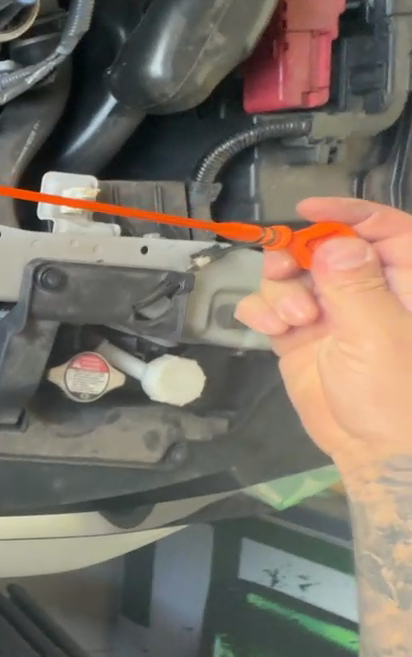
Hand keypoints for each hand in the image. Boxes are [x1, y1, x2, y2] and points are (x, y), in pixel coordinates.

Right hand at [234, 197, 411, 479]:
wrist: (374, 445)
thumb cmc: (399, 394)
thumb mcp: (381, 335)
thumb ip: (356, 286)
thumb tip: (337, 241)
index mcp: (408, 288)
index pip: (388, 233)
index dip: (351, 216)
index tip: (309, 210)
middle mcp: (371, 294)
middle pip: (325, 251)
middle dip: (296, 258)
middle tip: (284, 271)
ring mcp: (332, 314)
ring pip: (291, 278)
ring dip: (279, 293)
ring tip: (290, 321)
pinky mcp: (298, 333)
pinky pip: (267, 306)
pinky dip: (260, 312)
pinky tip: (270, 329)